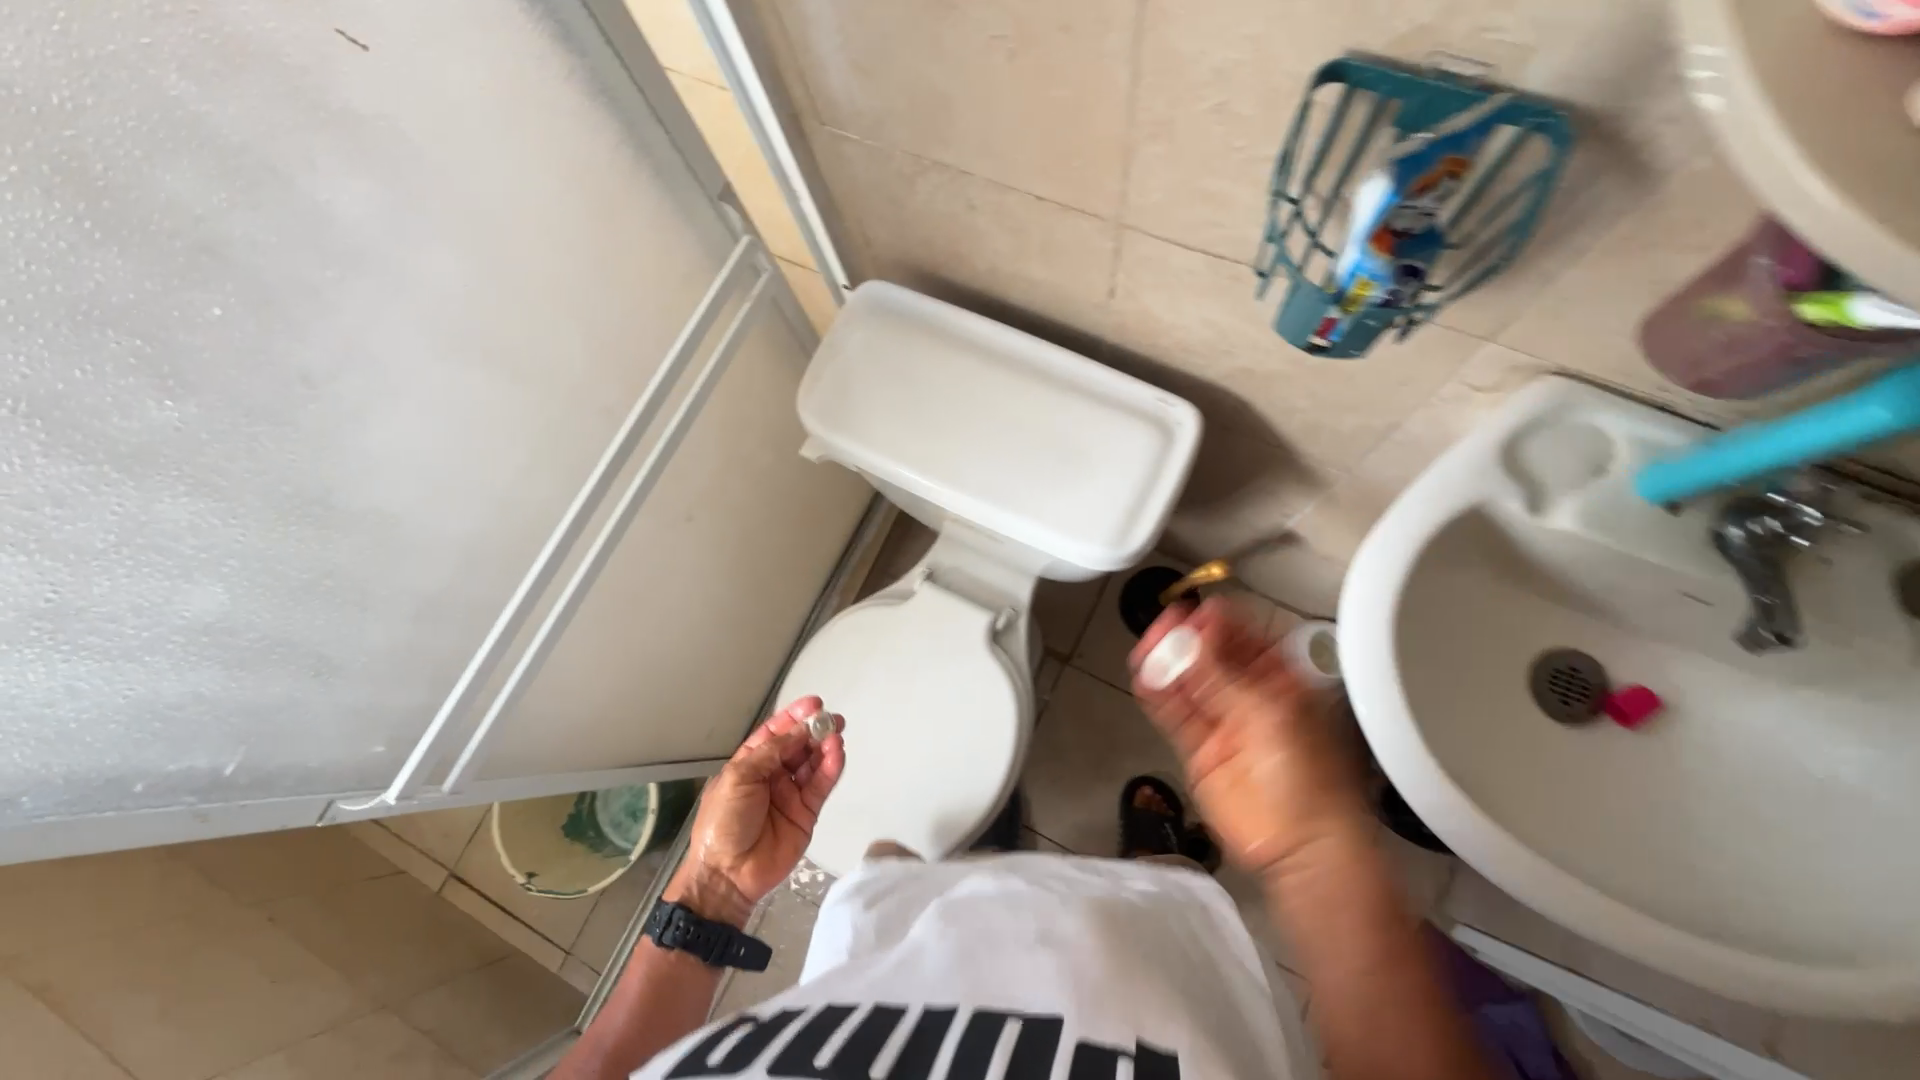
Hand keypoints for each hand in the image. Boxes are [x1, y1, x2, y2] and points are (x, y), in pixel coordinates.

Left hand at [664, 696, 845, 926]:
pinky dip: (831, 769)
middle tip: (833, 719)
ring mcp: (791, 794)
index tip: (814, 704)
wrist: (727, 874)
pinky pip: (821, 786)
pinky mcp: (807, 813)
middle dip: (814, 730)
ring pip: (813, 763)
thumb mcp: (739, 778)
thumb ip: (772, 753)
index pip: (775, 734)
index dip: (793, 717)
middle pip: (798, 746)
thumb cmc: (724, 822)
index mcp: (750, 764)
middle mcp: (772, 775)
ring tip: (836, 735)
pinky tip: (837, 754)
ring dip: (825, 747)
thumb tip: (799, 732)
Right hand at [1129, 598, 1371, 879]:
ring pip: (1188, 683)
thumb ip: (1223, 677)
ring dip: (1168, 662)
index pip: (1247, 639)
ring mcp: (1223, 723)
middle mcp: (1251, 697)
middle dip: (1189, 638)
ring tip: (1148, 644)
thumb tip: (1192, 640)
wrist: (1302, 842)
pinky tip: (1144, 676)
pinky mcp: (1199, 750)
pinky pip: (1173, 715)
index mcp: (1282, 682)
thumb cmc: (1308, 776)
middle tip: (1166, 624)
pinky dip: (1157, 695)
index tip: (1197, 610)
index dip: (1221, 623)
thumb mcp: (1269, 713)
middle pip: (1212, 657)